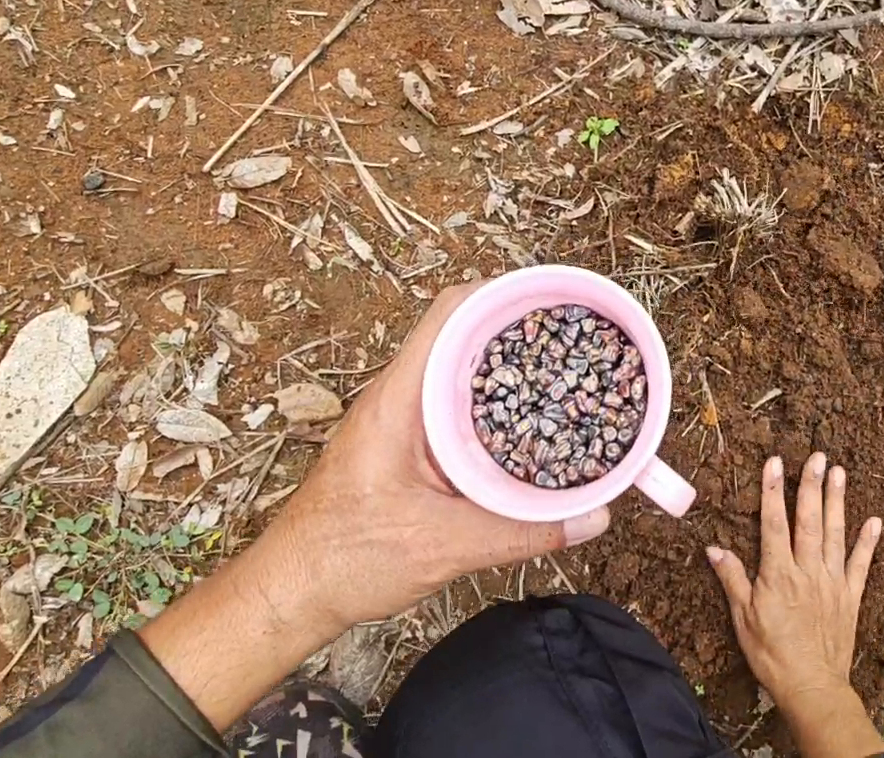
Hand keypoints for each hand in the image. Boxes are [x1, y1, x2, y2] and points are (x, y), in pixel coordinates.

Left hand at [266, 281, 611, 633]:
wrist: (291, 591)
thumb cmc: (343, 560)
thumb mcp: (443, 546)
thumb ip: (522, 532)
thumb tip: (592, 518)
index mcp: (400, 398)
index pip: (449, 313)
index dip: (499, 292)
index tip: (548, 296)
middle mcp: (401, 395)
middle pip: (462, 331)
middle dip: (515, 324)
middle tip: (570, 332)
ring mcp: (403, 416)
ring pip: (460, 367)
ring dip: (505, 362)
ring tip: (560, 366)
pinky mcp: (409, 440)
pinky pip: (457, 402)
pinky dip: (493, 399)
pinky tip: (528, 419)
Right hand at [707, 453, 883, 757]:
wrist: (813, 689)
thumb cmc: (772, 655)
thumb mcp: (743, 619)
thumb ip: (732, 579)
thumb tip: (714, 547)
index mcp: (779, 574)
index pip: (774, 524)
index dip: (773, 491)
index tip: (774, 462)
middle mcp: (808, 571)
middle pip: (808, 520)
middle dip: (811, 485)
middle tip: (817, 456)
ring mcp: (832, 582)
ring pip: (834, 533)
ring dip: (837, 501)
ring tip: (839, 472)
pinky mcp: (850, 596)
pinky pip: (860, 564)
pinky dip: (867, 542)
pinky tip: (874, 520)